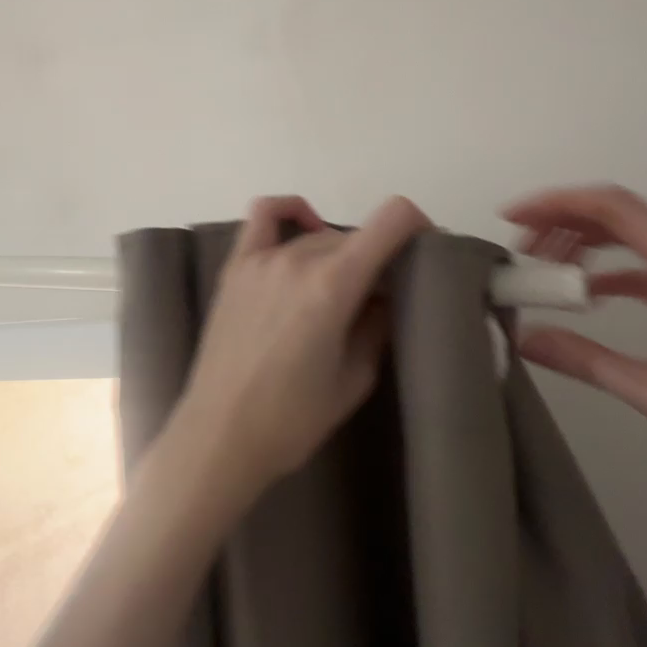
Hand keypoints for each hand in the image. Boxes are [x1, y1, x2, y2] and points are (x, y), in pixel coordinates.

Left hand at [172, 195, 432, 493]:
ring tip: (342, 289)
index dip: (417, 226)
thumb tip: (384, 297)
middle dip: (378, 259)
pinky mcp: (235, 267)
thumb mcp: (354, 379)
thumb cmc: (292, 419)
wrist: (220, 435)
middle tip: (382, 300)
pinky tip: (306, 229)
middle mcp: (298, 259)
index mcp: (334, 285)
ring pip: (317, 237)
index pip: (390, 221)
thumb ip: (377, 327)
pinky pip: (264, 216)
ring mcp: (261, 259)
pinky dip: (291, 211)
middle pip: (354, 238)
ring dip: (339, 254)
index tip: (426, 250)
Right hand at [504, 185, 646, 505]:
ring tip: (544, 271)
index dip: (559, 203)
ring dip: (586, 245)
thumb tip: (522, 337)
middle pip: (623, 217)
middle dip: (564, 222)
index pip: (618, 209)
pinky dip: (610, 272)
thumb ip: (588, 361)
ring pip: (636, 241)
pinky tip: (588, 297)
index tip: (513, 218)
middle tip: (518, 251)